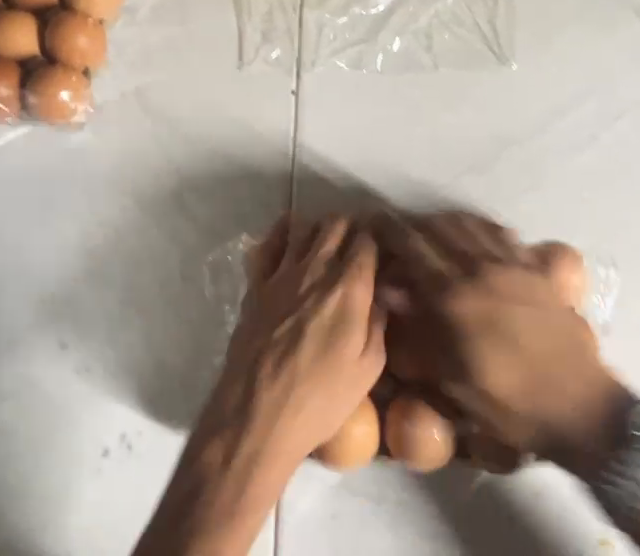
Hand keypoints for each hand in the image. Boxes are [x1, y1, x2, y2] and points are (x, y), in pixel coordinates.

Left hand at [208, 214, 387, 466]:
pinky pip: (268, 243)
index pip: (368, 239)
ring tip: (328, 244)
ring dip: (320, 228)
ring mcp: (281, 273)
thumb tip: (380, 295)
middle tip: (358, 246)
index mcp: (350, 288)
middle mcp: (316, 269)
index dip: (378, 239)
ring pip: (304, 226)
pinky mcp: (255, 284)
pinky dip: (283, 233)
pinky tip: (290, 240)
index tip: (384, 249)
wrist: (257, 416)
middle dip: (351, 227)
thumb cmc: (320, 399)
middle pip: (336, 223)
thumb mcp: (368, 369)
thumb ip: (378, 322)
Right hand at [373, 211, 633, 474]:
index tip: (371, 224)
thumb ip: (419, 331)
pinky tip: (474, 236)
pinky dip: (479, 227)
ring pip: (470, 225)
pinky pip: (502, 234)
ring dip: (444, 222)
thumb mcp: (452, 378)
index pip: (413, 247)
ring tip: (430, 229)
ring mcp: (512, 265)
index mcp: (455, 296)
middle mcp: (481, 269)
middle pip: (439, 228)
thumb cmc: (508, 403)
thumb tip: (391, 290)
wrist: (577, 406)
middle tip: (397, 230)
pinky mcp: (536, 270)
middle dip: (413, 224)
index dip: (389, 231)